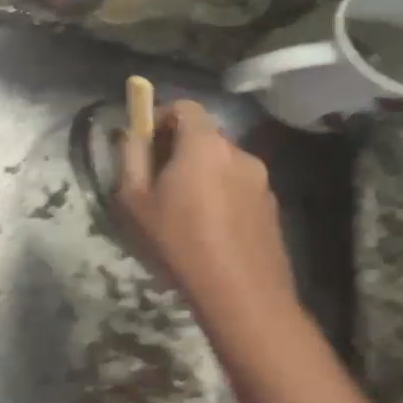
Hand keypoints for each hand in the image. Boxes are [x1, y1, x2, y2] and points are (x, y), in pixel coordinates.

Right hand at [117, 100, 296, 319]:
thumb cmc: (178, 239)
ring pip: (220, 161)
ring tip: (177, 205)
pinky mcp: (271, 207)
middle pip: (203, 135)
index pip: (185, 108)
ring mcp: (262, 182)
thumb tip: (132, 134)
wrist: (242, 294)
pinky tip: (204, 224)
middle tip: (152, 176)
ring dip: (197, 170)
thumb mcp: (133, 197)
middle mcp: (239, 155)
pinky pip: (236, 184)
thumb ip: (130, 156)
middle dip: (176, 146)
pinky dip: (217, 191)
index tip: (143, 141)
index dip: (160, 116)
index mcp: (205, 146)